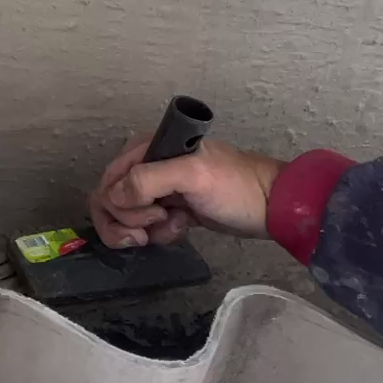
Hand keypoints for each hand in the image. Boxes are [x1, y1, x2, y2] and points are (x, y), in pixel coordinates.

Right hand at [88, 134, 285, 246]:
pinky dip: (158, 233)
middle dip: (130, 220)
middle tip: (158, 224)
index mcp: (144, 149)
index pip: (108, 181)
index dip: (118, 206)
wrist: (275, 207)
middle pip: (110, 200)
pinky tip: (182, 229)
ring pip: (125, 216)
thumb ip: (147, 180)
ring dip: (145, 229)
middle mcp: (144, 165)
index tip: (149, 217)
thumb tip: (112, 197)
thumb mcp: (192, 176)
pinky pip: (144, 225)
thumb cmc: (235, 187)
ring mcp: (156, 188)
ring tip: (173, 228)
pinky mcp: (168, 208)